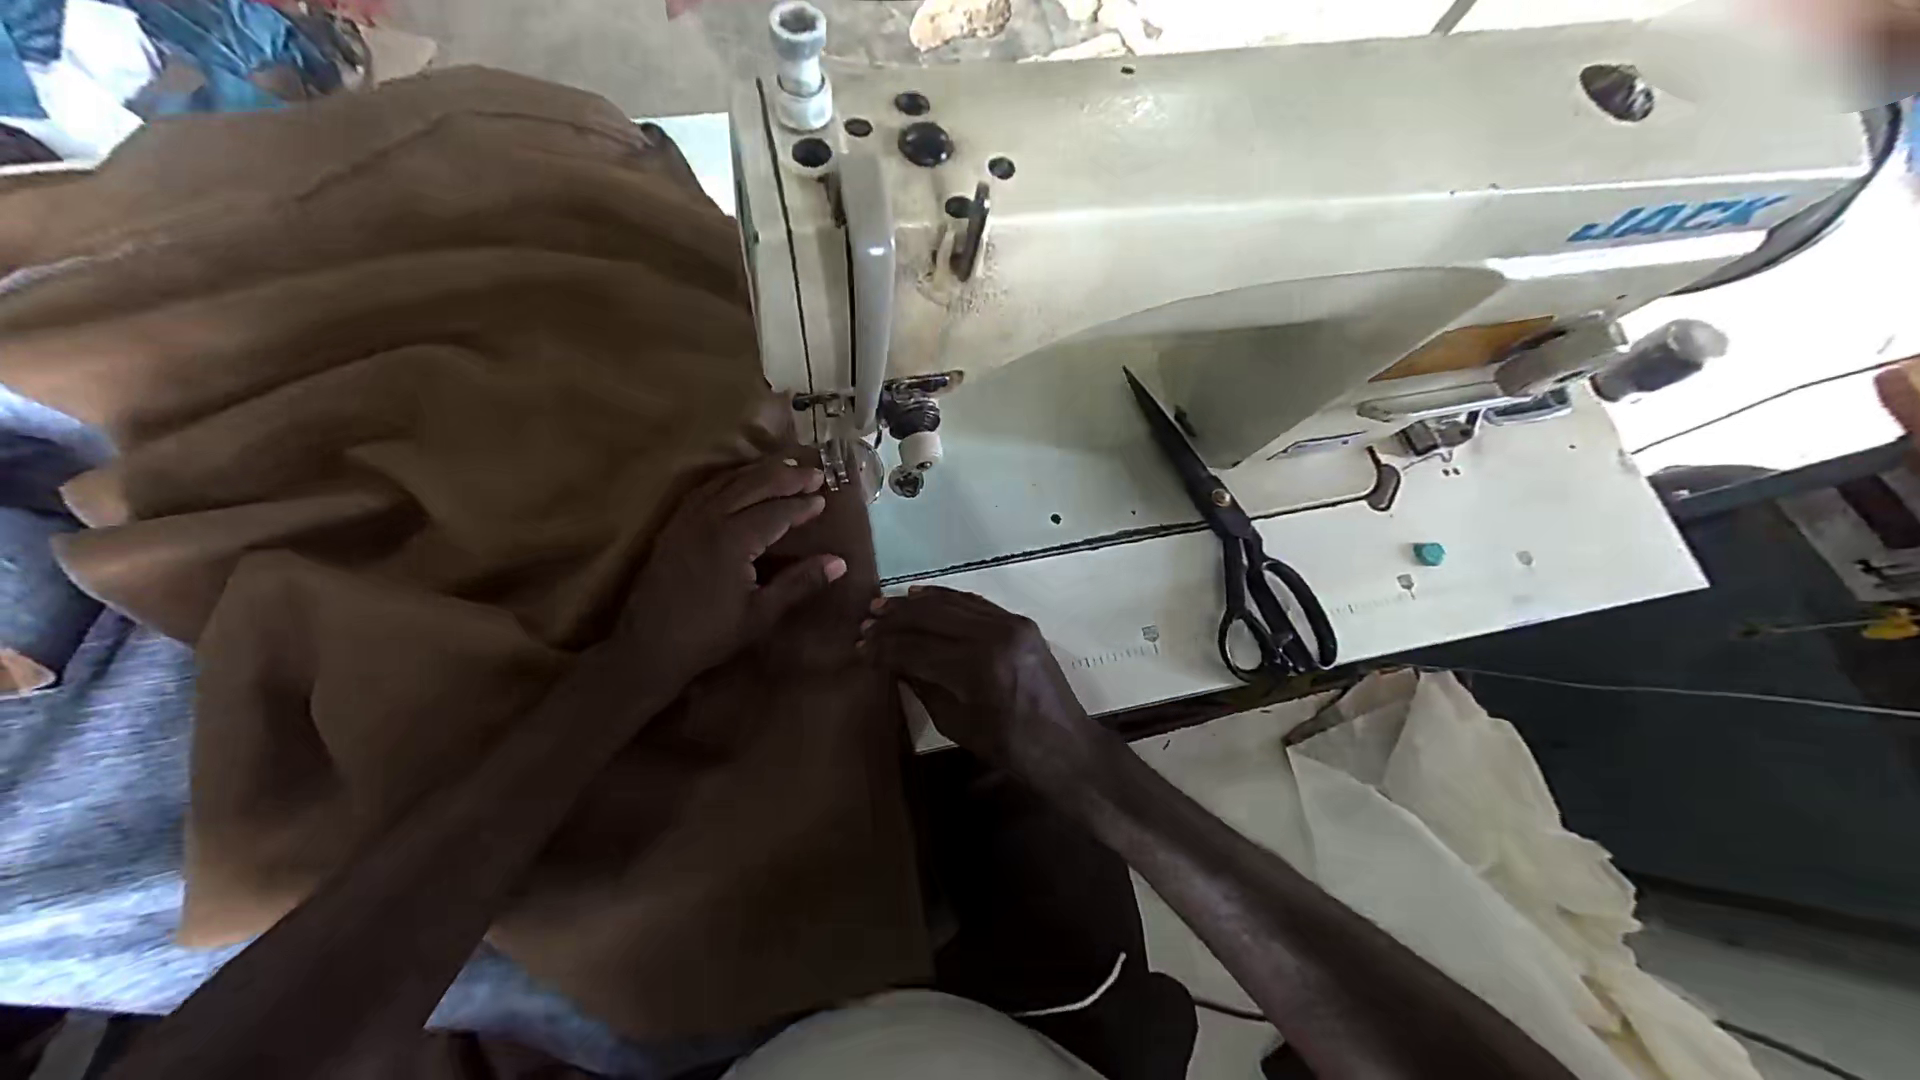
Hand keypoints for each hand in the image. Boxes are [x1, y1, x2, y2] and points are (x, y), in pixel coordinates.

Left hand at [621, 457, 845, 684]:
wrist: (649, 646)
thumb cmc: (710, 634)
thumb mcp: (762, 613)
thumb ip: (800, 583)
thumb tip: (839, 562)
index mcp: (733, 540)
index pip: (776, 512)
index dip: (802, 505)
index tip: (824, 499)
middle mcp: (709, 519)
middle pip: (753, 486)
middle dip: (786, 477)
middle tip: (814, 472)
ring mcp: (687, 519)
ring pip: (728, 482)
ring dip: (759, 472)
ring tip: (785, 468)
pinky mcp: (674, 525)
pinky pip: (706, 489)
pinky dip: (731, 479)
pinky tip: (741, 481)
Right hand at [859, 587, 1107, 782]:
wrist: (1063, 744)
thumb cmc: (1007, 747)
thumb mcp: (955, 723)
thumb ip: (920, 685)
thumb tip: (889, 660)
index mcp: (977, 668)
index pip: (915, 648)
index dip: (883, 647)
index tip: (859, 647)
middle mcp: (993, 636)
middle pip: (930, 619)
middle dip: (894, 620)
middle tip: (866, 621)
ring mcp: (1010, 624)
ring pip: (951, 603)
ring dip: (915, 605)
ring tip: (885, 605)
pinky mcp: (1019, 622)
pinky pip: (975, 603)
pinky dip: (946, 599)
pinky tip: (923, 597)